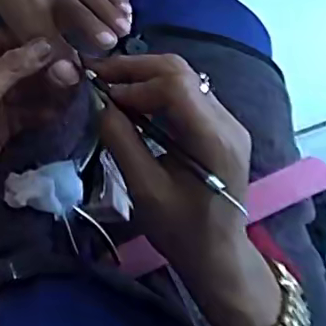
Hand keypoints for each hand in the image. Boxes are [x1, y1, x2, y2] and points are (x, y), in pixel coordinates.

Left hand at [0, 29, 58, 208]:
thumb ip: (12, 67)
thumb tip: (45, 43)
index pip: (1, 38)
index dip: (28, 37)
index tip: (60, 39)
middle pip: (18, 63)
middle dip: (43, 65)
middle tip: (73, 68)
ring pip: (26, 88)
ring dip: (48, 87)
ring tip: (74, 85)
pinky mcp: (4, 127)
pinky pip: (28, 111)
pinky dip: (45, 110)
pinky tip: (63, 108)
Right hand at [91, 54, 281, 325]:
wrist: (220, 257)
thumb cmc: (182, 231)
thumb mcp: (144, 190)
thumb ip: (122, 141)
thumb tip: (98, 102)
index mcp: (214, 139)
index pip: (175, 85)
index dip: (134, 81)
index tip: (102, 94)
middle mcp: (227, 122)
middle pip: (179, 71)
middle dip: (135, 68)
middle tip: (98, 76)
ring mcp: (226, 121)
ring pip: (182, 76)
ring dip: (142, 76)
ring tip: (109, 86)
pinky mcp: (219, 125)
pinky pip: (186, 91)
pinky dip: (154, 88)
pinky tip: (132, 101)